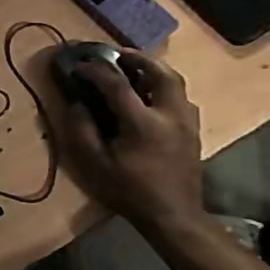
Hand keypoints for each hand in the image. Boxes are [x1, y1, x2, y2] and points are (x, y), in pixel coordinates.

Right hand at [58, 50, 202, 226]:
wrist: (172, 215)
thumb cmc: (128, 191)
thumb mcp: (94, 164)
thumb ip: (82, 130)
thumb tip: (77, 103)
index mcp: (143, 123)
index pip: (117, 84)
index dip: (96, 70)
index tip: (79, 65)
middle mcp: (170, 115)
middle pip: (161, 73)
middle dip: (138, 58)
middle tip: (117, 54)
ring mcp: (186, 122)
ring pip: (176, 83)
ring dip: (154, 70)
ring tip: (133, 68)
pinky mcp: (192, 131)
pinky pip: (180, 97)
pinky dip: (163, 86)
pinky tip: (149, 95)